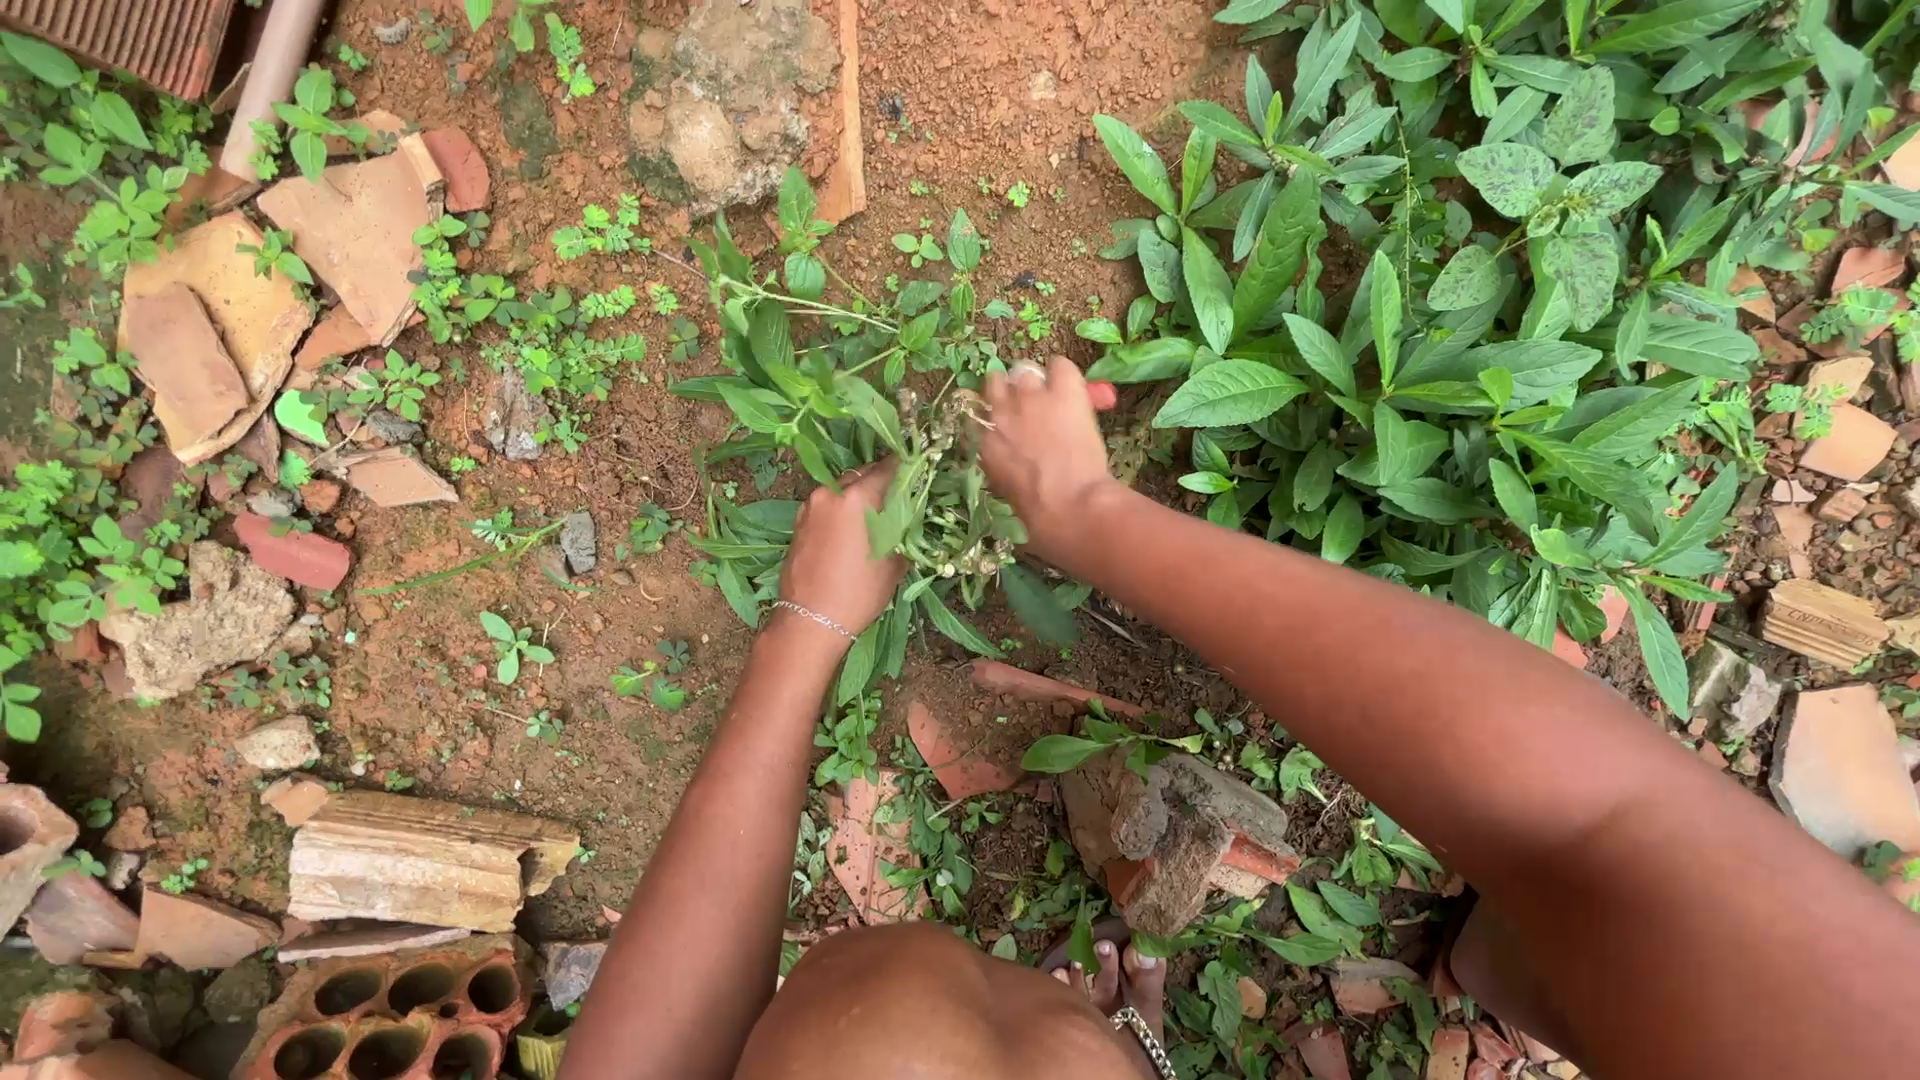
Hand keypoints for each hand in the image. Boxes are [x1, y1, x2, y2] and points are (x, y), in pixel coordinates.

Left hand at [777, 460, 905, 642]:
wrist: (810, 621)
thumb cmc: (858, 593)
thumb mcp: (894, 563)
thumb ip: (902, 530)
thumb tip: (910, 517)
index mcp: (857, 497)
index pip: (887, 468)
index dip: (905, 469)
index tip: (917, 474)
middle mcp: (831, 492)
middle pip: (862, 473)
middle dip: (880, 481)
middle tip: (897, 496)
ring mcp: (810, 505)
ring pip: (842, 488)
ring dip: (859, 494)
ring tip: (874, 513)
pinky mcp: (798, 521)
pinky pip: (826, 504)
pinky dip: (841, 508)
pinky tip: (852, 528)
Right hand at [978, 357, 1122, 564]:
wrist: (1071, 507)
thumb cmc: (1038, 519)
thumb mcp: (1007, 497)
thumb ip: (1003, 472)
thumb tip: (1012, 470)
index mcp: (984, 445)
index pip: (978, 417)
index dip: (996, 420)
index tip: (1009, 428)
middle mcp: (1001, 414)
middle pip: (995, 383)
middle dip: (1010, 391)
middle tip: (1029, 408)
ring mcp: (1032, 398)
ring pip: (1025, 371)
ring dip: (1037, 382)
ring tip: (1054, 397)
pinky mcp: (1063, 391)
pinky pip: (1060, 365)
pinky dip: (1064, 374)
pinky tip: (1074, 390)